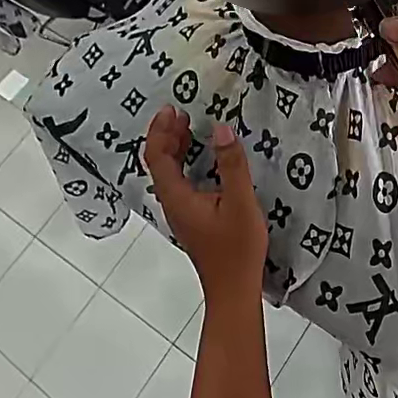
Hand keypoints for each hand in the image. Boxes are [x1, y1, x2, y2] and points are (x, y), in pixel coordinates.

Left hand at [143, 106, 267, 294]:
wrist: (234, 288)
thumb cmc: (237, 248)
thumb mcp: (240, 202)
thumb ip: (232, 164)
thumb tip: (221, 128)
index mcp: (177, 197)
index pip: (157, 157)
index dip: (161, 131)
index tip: (172, 110)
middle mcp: (173, 203)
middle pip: (159, 164)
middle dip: (167, 135)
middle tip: (180, 113)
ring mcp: (181, 213)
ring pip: (169, 174)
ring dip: (175, 149)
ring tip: (189, 128)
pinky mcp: (192, 219)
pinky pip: (180, 183)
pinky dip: (185, 164)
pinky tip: (202, 160)